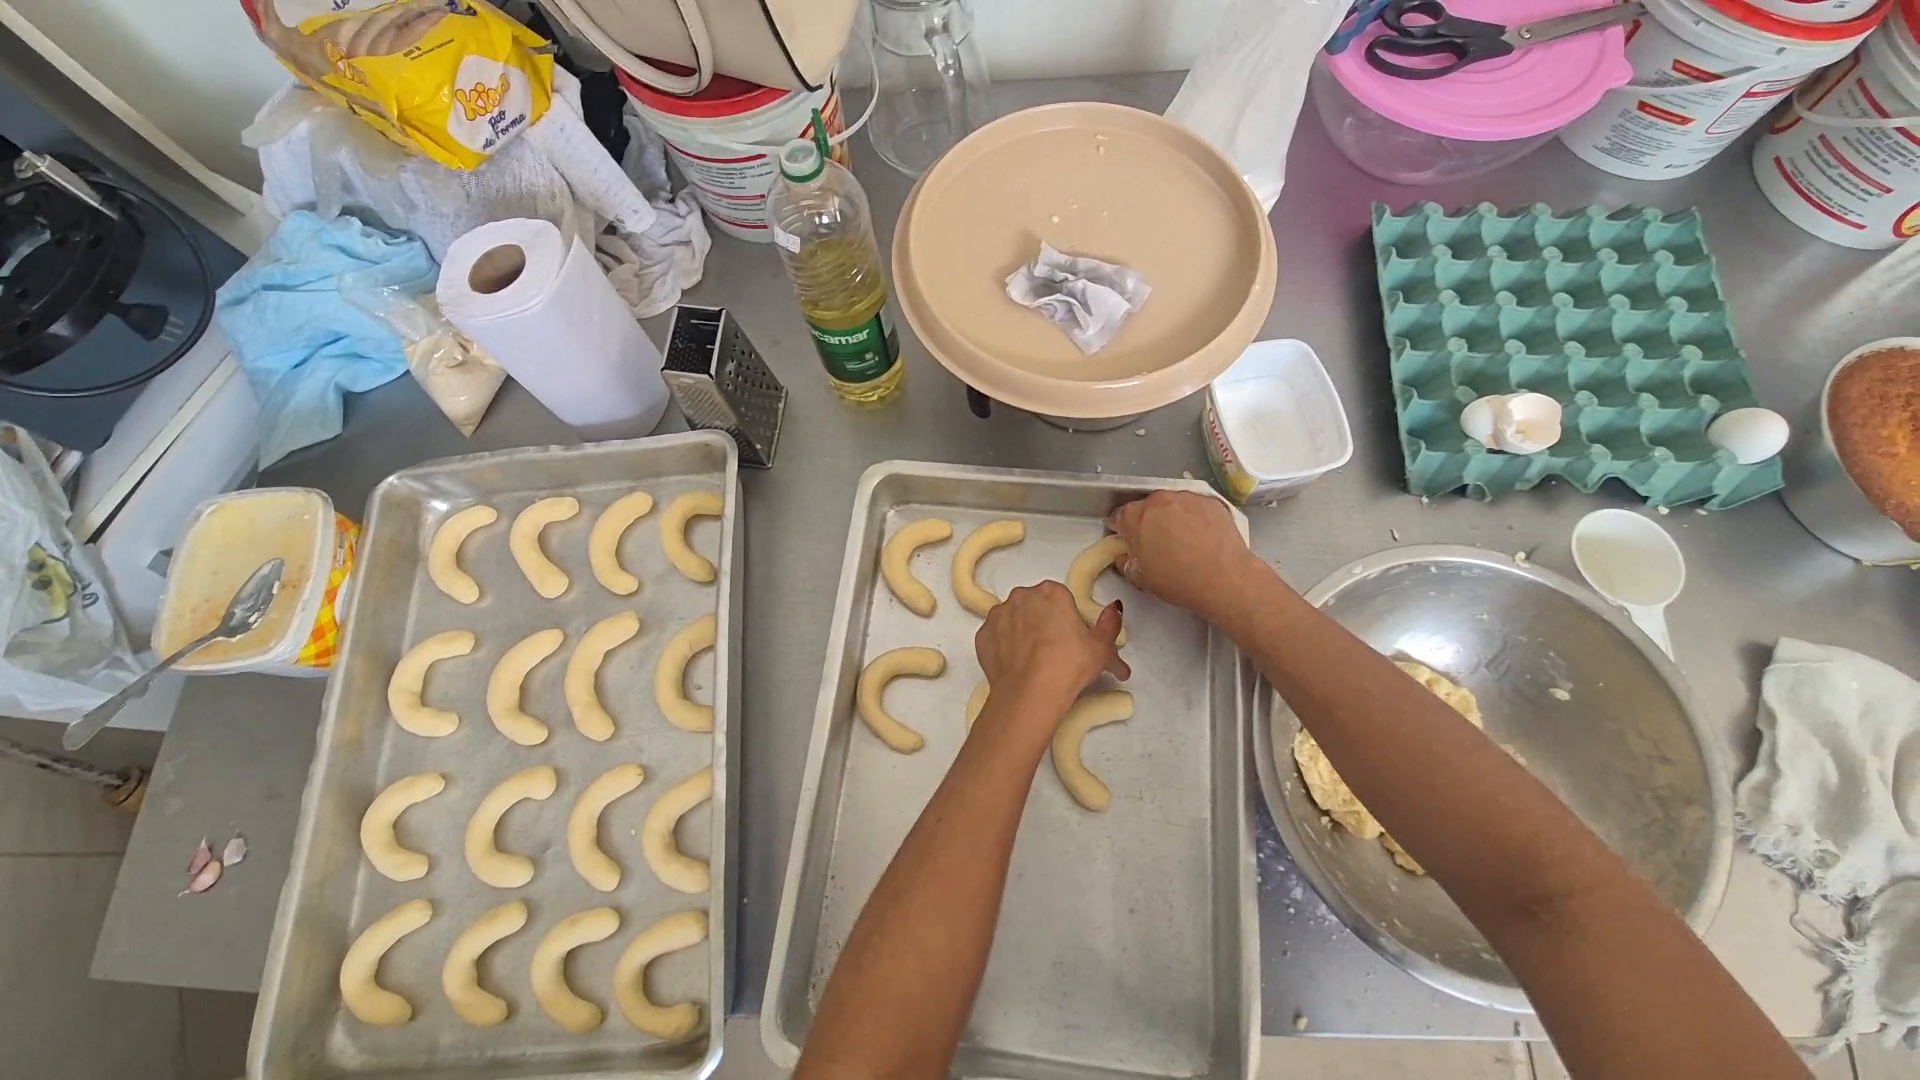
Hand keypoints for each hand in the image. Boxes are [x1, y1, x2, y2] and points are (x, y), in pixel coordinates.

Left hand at [975, 581, 1129, 727]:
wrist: (1030, 693)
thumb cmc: (1069, 666)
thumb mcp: (1102, 648)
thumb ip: (1110, 624)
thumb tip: (1115, 609)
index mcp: (1051, 592)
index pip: (1061, 598)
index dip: (1067, 619)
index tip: (1071, 639)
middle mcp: (1021, 596)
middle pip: (1035, 606)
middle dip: (1043, 622)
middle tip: (1054, 651)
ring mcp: (998, 615)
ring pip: (1013, 619)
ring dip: (1022, 633)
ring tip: (1033, 661)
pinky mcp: (981, 636)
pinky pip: (996, 637)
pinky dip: (1004, 647)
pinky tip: (1016, 665)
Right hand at [1107, 490, 1259, 618]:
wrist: (1225, 578)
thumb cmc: (1178, 581)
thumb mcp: (1142, 579)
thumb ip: (1126, 563)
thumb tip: (1124, 557)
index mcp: (1135, 517)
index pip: (1119, 517)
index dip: (1122, 530)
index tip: (1128, 540)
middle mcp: (1159, 500)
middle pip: (1148, 507)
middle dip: (1149, 522)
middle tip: (1157, 543)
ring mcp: (1187, 498)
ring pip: (1174, 505)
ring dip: (1174, 517)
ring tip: (1184, 540)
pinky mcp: (1212, 502)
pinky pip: (1196, 507)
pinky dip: (1196, 518)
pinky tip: (1203, 537)